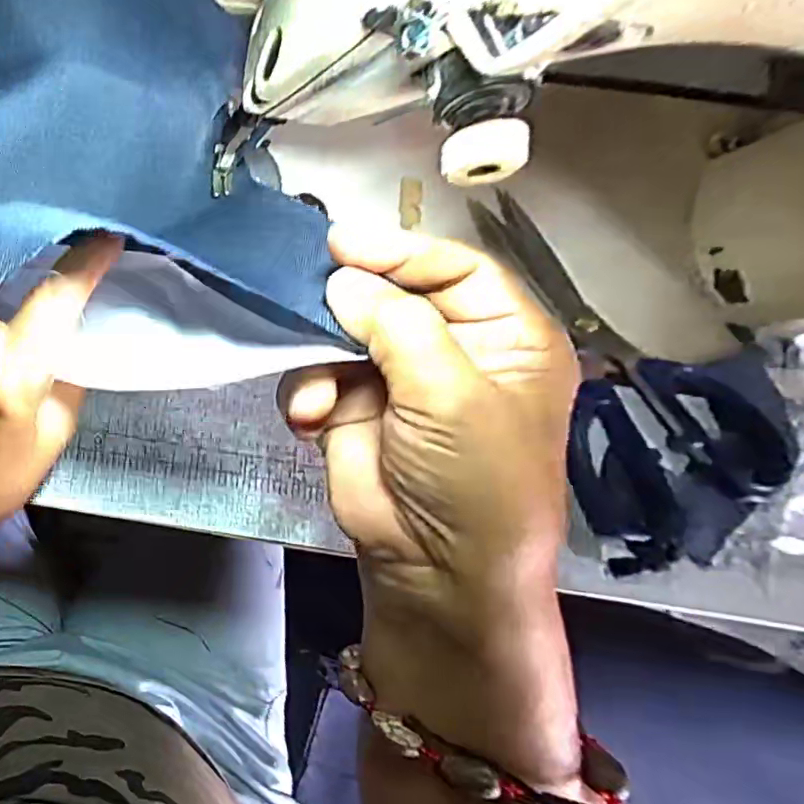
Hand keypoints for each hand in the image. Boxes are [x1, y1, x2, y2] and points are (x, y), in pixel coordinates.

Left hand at [0, 233, 122, 548]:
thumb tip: (71, 332)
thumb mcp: (56, 432)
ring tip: (4, 251)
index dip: (86, 262)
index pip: (55, 296)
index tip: (105, 240)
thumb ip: (67, 375)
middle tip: (48, 239)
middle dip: (26, 249)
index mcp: (13, 369)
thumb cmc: (3, 472)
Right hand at [279, 223, 577, 639]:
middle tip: (302, 298)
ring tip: (321, 399)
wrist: (430, 559)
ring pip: (334, 337)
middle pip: (385, 298)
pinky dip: (304, 396)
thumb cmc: (472, 476)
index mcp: (501, 336)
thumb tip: (343, 281)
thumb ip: (399, 327)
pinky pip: (310, 377)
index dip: (400, 252)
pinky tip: (310, 421)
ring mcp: (390, 378)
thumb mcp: (450, 394)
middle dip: (343, 306)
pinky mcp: (345, 406)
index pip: (454, 269)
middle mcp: (445, 349)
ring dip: (317, 363)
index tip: (340, 244)